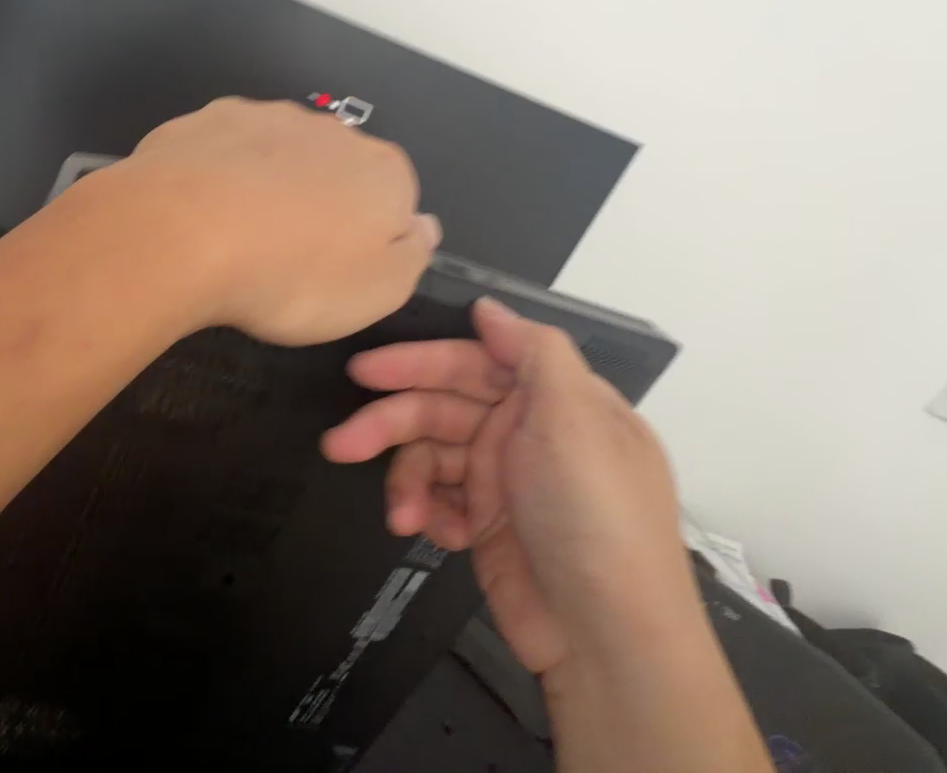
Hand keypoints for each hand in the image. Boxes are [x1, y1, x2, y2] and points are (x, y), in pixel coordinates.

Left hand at [112, 97, 439, 345]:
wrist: (183, 234)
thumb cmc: (293, 274)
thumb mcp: (378, 291)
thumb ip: (411, 255)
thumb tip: (423, 226)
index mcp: (382, 171)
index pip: (393, 200)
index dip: (366, 239)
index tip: (333, 272)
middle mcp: (329, 131)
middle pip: (334, 171)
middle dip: (316, 207)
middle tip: (283, 259)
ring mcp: (263, 117)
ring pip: (275, 155)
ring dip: (265, 187)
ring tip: (234, 237)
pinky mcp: (204, 120)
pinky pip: (223, 151)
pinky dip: (217, 177)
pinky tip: (197, 213)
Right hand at [321, 299, 698, 675]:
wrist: (606, 639)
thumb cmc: (596, 518)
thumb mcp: (576, 422)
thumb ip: (534, 351)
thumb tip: (487, 306)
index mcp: (552, 400)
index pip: (472, 362)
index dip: (416, 363)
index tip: (365, 371)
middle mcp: (524, 432)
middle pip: (439, 409)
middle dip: (390, 425)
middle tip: (340, 444)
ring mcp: (502, 479)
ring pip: (428, 457)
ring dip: (406, 482)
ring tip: (400, 514)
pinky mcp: (483, 523)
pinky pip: (435, 499)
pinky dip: (426, 512)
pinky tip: (433, 533)